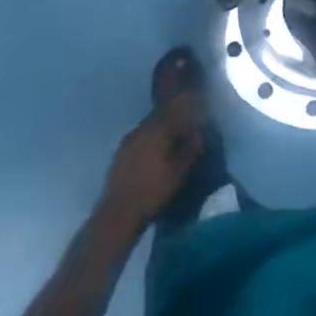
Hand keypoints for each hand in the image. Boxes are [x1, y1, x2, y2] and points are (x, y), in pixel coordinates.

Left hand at [97, 92, 205, 230]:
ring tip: (172, 133)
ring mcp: (127, 141)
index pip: (174, 109)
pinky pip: (139, 136)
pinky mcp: (120, 153)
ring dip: (161, 125)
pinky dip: (150, 136)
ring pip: (148, 125)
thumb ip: (190, 149)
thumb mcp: (179, 172)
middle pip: (160, 114)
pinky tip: (155, 148)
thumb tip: (198, 133)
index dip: (186, 104)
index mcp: (156, 131)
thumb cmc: (153, 192)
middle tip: (186, 118)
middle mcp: (140, 130)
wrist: (118, 213)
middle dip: (174, 113)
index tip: (197, 101)